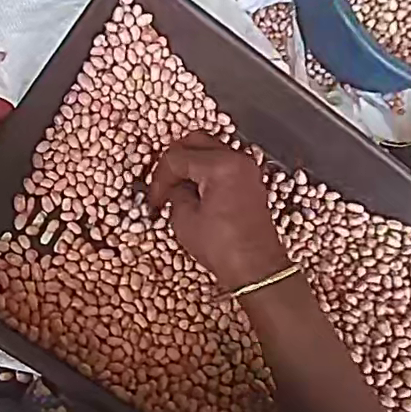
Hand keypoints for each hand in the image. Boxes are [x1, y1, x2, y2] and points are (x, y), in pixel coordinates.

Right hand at [146, 132, 289, 290]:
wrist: (256, 268)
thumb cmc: (223, 247)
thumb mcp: (184, 221)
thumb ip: (175, 195)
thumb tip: (174, 188)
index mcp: (220, 166)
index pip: (177, 157)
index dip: (159, 178)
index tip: (154, 198)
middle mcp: (237, 160)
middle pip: (195, 142)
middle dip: (174, 162)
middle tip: (162, 185)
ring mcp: (247, 170)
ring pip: (210, 151)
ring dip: (190, 165)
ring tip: (177, 190)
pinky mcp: (250, 183)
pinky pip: (222, 165)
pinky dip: (205, 172)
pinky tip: (195, 193)